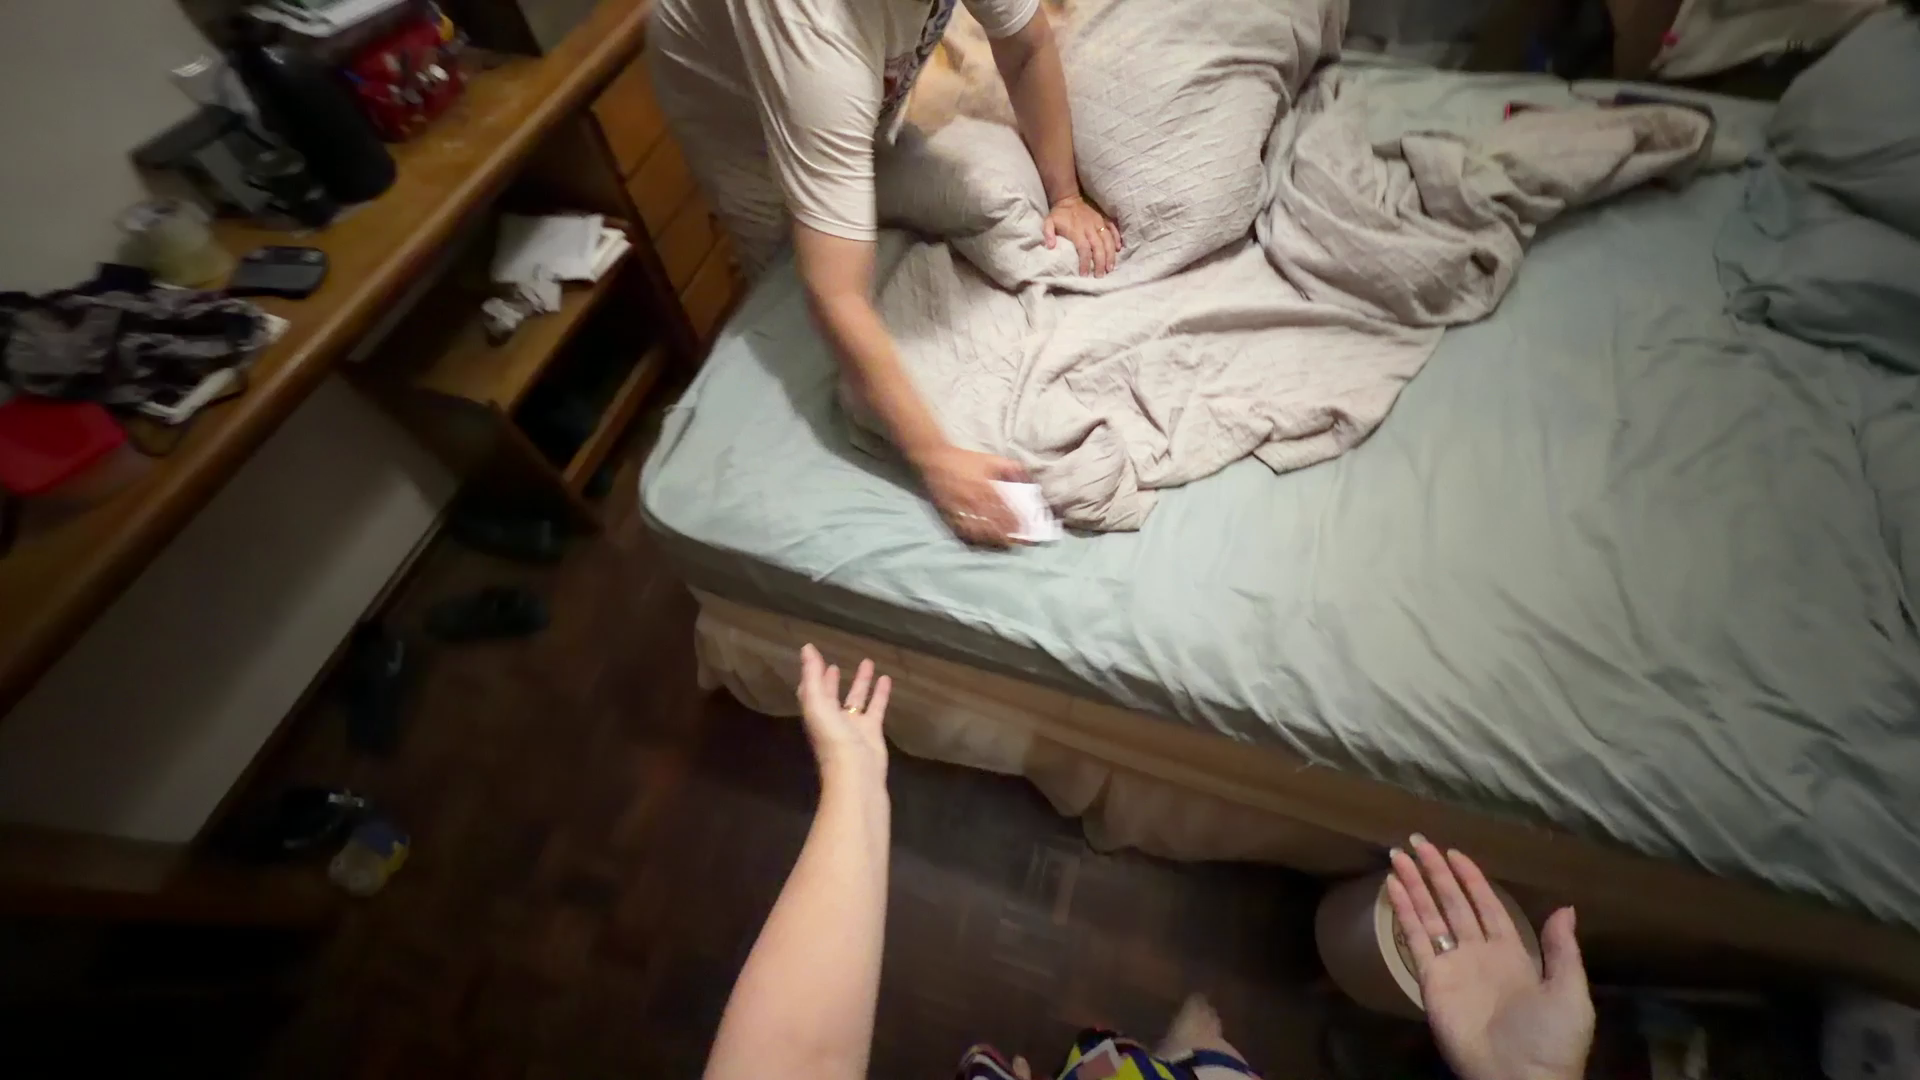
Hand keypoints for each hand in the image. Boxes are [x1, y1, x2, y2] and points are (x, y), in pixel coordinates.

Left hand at [796, 644, 890, 784]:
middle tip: (835, 663)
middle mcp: (832, 718)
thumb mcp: (817, 704)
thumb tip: (806, 648)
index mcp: (815, 713)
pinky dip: (880, 693)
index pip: (811, 690)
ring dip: (860, 682)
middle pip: (831, 695)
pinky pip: (876, 707)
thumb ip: (812, 676)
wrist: (856, 772)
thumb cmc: (833, 738)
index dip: (811, 674)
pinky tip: (886, 679)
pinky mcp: (872, 730)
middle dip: (832, 679)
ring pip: (856, 699)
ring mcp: (853, 725)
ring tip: (868, 662)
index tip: (814, 656)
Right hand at [914, 443, 1026, 546]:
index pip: (1005, 509)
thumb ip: (1011, 469)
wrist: (932, 461)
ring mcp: (959, 511)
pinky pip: (962, 533)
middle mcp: (972, 501)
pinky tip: (983, 544)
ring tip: (1004, 545)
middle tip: (1019, 541)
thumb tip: (1029, 481)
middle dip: (1008, 534)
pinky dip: (974, 540)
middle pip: (993, 524)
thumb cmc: (964, 460)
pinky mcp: (948, 517)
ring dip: (992, 540)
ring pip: (978, 532)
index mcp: (984, 487)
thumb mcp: (990, 459)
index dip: (1017, 521)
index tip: (1027, 529)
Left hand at [1044, 193, 1121, 276]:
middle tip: (1101, 275)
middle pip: (1099, 247)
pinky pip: (1113, 228)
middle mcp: (1090, 227)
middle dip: (1101, 262)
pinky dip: (1117, 238)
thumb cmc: (1059, 214)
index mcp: (1077, 230)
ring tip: (1111, 268)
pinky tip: (1119, 248)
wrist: (1068, 198)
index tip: (1085, 275)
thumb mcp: (1048, 222)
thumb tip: (1051, 247)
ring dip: (1111, 254)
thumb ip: (1048, 234)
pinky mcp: (1104, 218)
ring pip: (1108, 239)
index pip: (1084, 249)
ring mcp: (1098, 222)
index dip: (1085, 263)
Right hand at [1386, 837, 1594, 1079]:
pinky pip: (1414, 936)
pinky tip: (1392, 886)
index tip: (1453, 852)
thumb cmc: (1549, 1038)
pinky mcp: (1429, 976)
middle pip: (1453, 903)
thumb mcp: (1570, 995)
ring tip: (1396, 856)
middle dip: (1436, 872)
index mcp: (1512, 954)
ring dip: (1414, 884)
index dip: (1471, 879)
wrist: (1517, 1078)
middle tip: (1417, 842)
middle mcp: (1478, 952)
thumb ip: (1563, 951)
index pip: (1487, 906)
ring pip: (1429, 914)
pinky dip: (1403, 910)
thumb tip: (1566, 908)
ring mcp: (1452, 963)